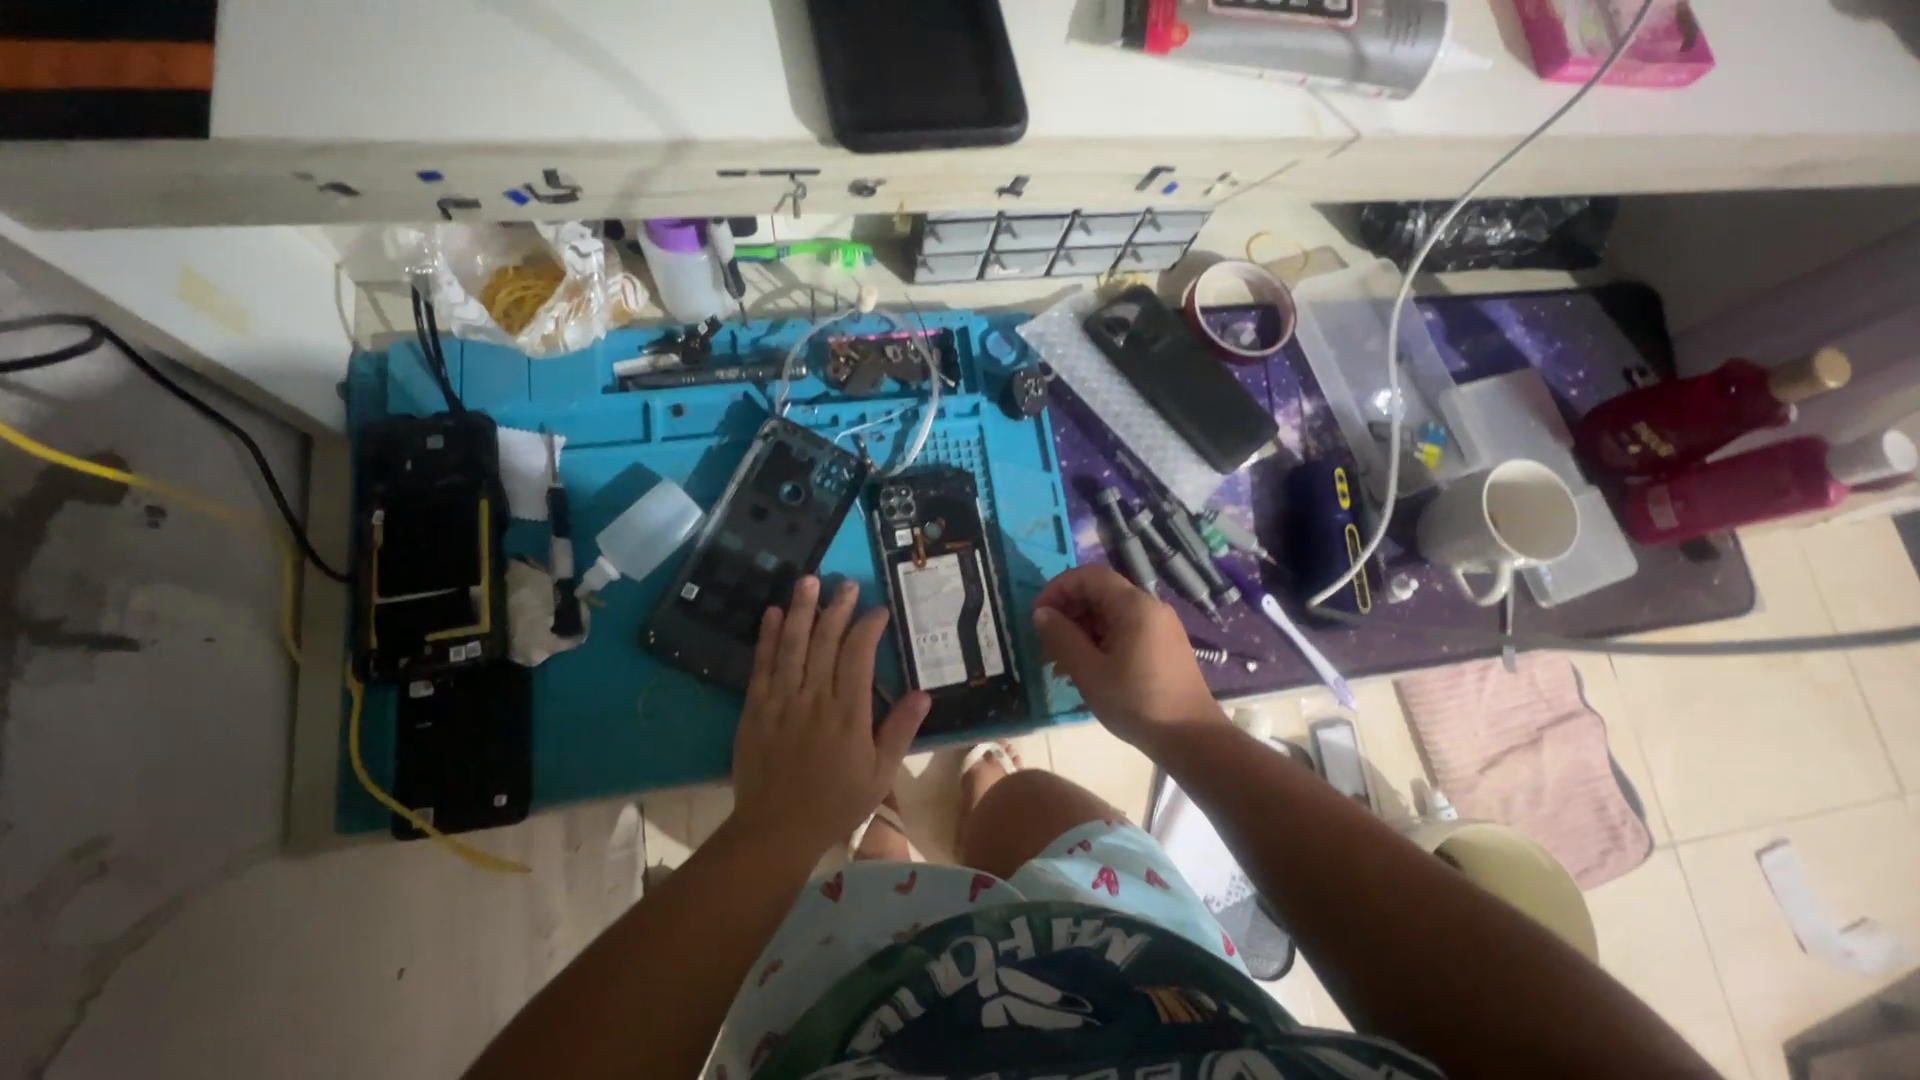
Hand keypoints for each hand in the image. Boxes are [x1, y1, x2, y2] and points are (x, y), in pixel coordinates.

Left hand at [731, 576, 930, 855]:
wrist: (777, 828)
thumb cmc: (836, 802)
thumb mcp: (880, 774)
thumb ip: (900, 731)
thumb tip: (924, 694)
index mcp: (849, 713)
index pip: (858, 656)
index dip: (868, 628)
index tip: (877, 610)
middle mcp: (815, 698)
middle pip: (826, 642)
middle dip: (837, 608)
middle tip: (846, 583)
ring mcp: (782, 701)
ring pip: (793, 645)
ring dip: (802, 610)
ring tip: (810, 581)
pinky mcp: (755, 708)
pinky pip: (762, 666)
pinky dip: (768, 638)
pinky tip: (774, 614)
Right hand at [1033, 564, 1226, 750]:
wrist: (1191, 738)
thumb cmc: (1137, 702)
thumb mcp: (1090, 672)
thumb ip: (1062, 638)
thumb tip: (1041, 613)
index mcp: (1135, 606)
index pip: (1090, 576)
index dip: (1059, 588)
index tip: (1038, 615)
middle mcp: (1150, 608)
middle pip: (1100, 594)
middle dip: (1068, 614)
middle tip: (1045, 646)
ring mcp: (1159, 627)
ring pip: (1110, 615)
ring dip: (1080, 632)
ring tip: (1059, 665)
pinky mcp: (1162, 646)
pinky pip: (1124, 631)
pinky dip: (1099, 642)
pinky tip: (1085, 671)